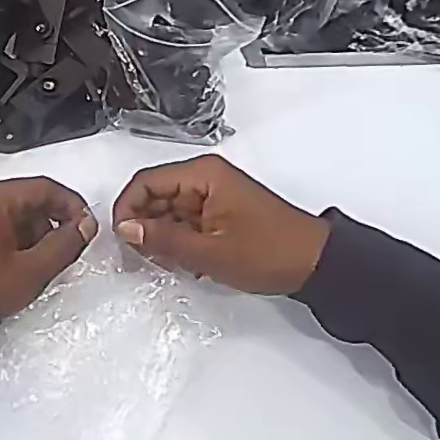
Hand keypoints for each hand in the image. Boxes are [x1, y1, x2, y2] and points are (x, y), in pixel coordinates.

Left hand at [0, 177, 97, 314]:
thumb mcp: (31, 268)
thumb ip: (65, 244)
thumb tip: (84, 227)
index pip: (46, 188)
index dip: (73, 206)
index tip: (87, 226)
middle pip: (33, 200)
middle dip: (55, 223)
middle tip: (70, 247)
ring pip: (21, 214)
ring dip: (39, 235)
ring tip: (44, 263)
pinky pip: (6, 225)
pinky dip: (21, 241)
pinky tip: (26, 265)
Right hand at [112, 154, 330, 293]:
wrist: (318, 265)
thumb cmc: (270, 252)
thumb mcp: (209, 252)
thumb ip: (162, 239)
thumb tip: (125, 229)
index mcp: (203, 175)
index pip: (146, 182)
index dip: (127, 208)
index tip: (122, 237)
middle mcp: (204, 178)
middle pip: (154, 195)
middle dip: (144, 225)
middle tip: (145, 257)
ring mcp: (212, 194)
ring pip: (167, 211)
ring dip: (162, 236)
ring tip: (171, 263)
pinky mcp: (218, 211)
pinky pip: (184, 220)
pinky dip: (178, 241)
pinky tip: (187, 263)